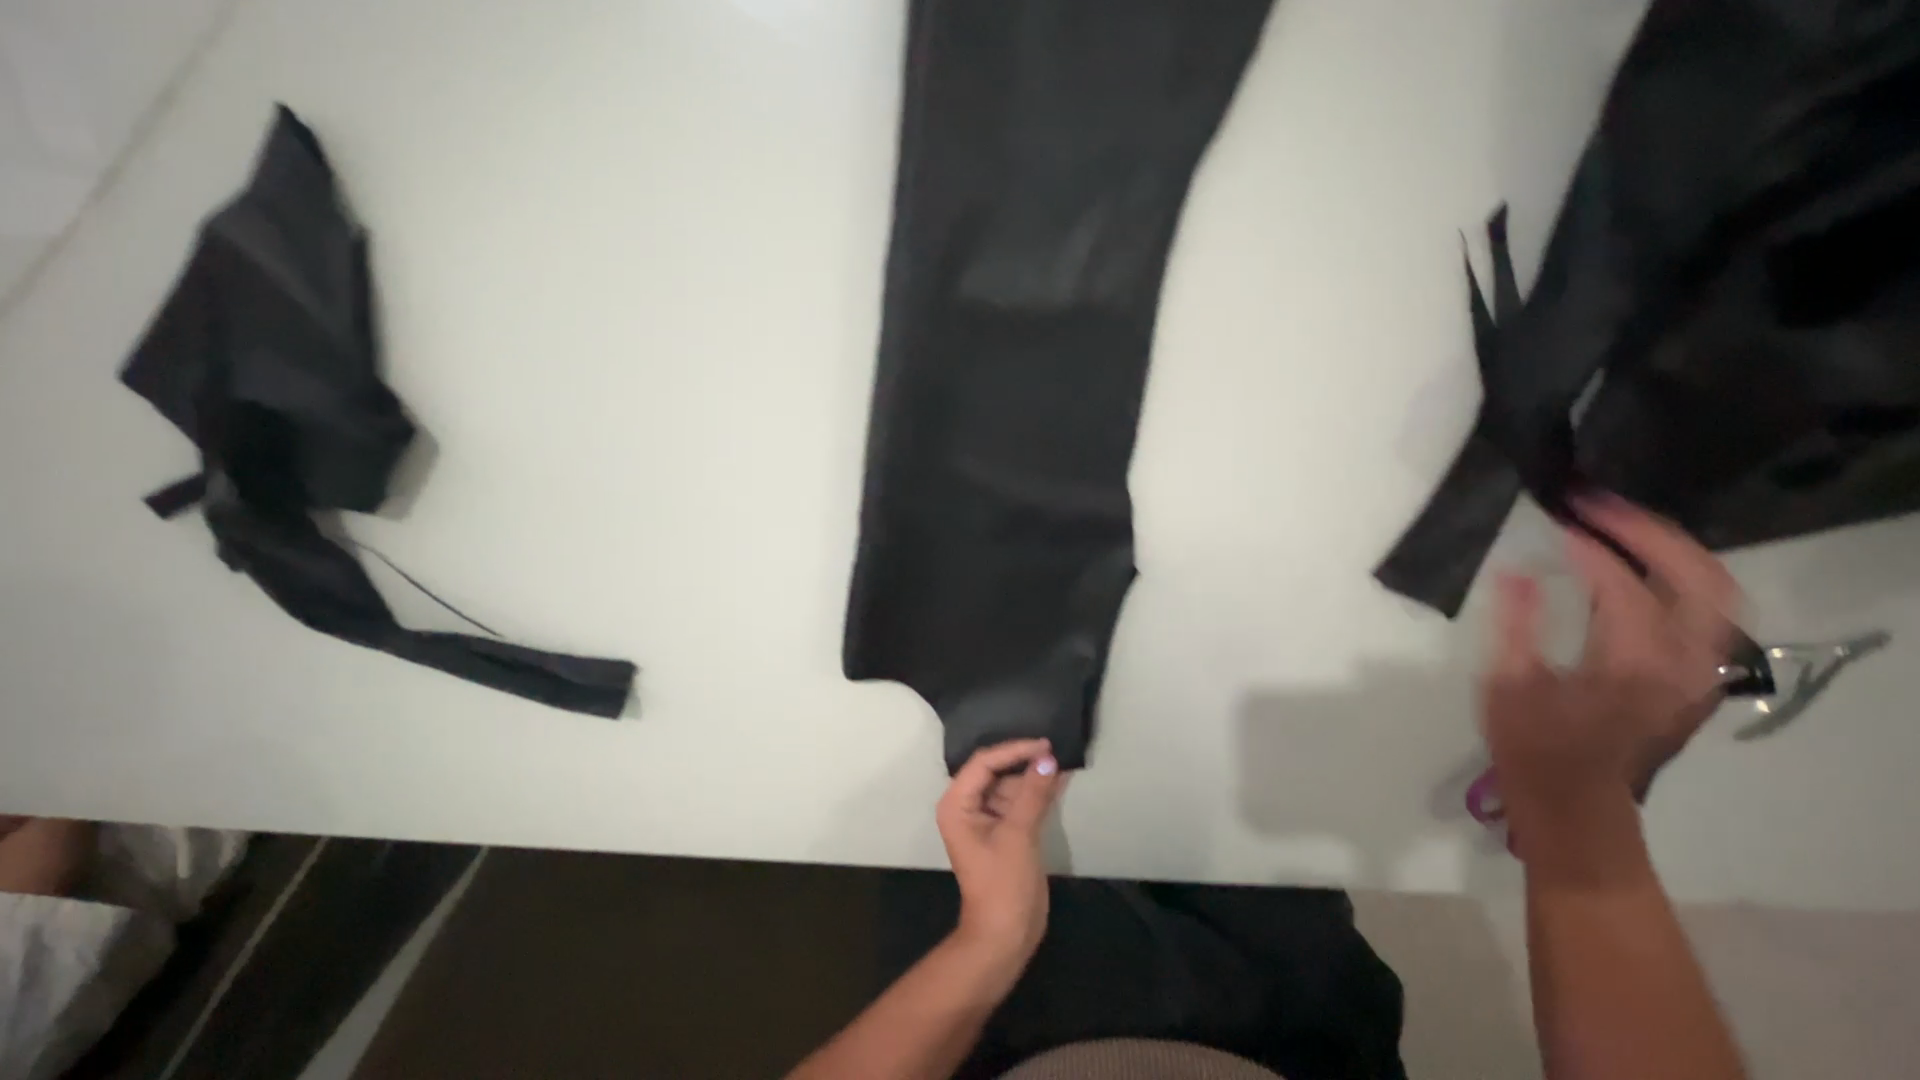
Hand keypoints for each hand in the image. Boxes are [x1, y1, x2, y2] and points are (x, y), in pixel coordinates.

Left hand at [936, 738, 1065, 967]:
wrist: (1005, 935)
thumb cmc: (1002, 884)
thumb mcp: (1018, 835)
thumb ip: (1033, 793)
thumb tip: (1049, 759)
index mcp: (956, 804)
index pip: (983, 763)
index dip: (1013, 750)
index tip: (1044, 745)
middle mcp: (967, 807)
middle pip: (995, 771)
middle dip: (1024, 762)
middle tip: (1056, 750)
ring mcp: (986, 820)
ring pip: (1010, 786)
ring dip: (1033, 776)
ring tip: (1062, 762)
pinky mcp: (1005, 833)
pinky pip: (1019, 803)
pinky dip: (1037, 793)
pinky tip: (1059, 781)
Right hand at [1483, 494, 1739, 835]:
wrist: (1575, 802)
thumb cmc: (1531, 745)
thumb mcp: (1507, 685)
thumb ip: (1516, 623)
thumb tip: (1516, 569)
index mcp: (1631, 666)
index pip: (1623, 586)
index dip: (1590, 549)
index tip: (1555, 523)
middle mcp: (1683, 664)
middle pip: (1697, 578)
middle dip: (1649, 533)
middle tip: (1598, 506)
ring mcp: (1700, 672)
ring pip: (1720, 592)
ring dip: (1676, 551)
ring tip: (1628, 527)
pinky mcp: (1698, 678)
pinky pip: (1714, 613)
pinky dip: (1687, 578)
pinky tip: (1649, 569)